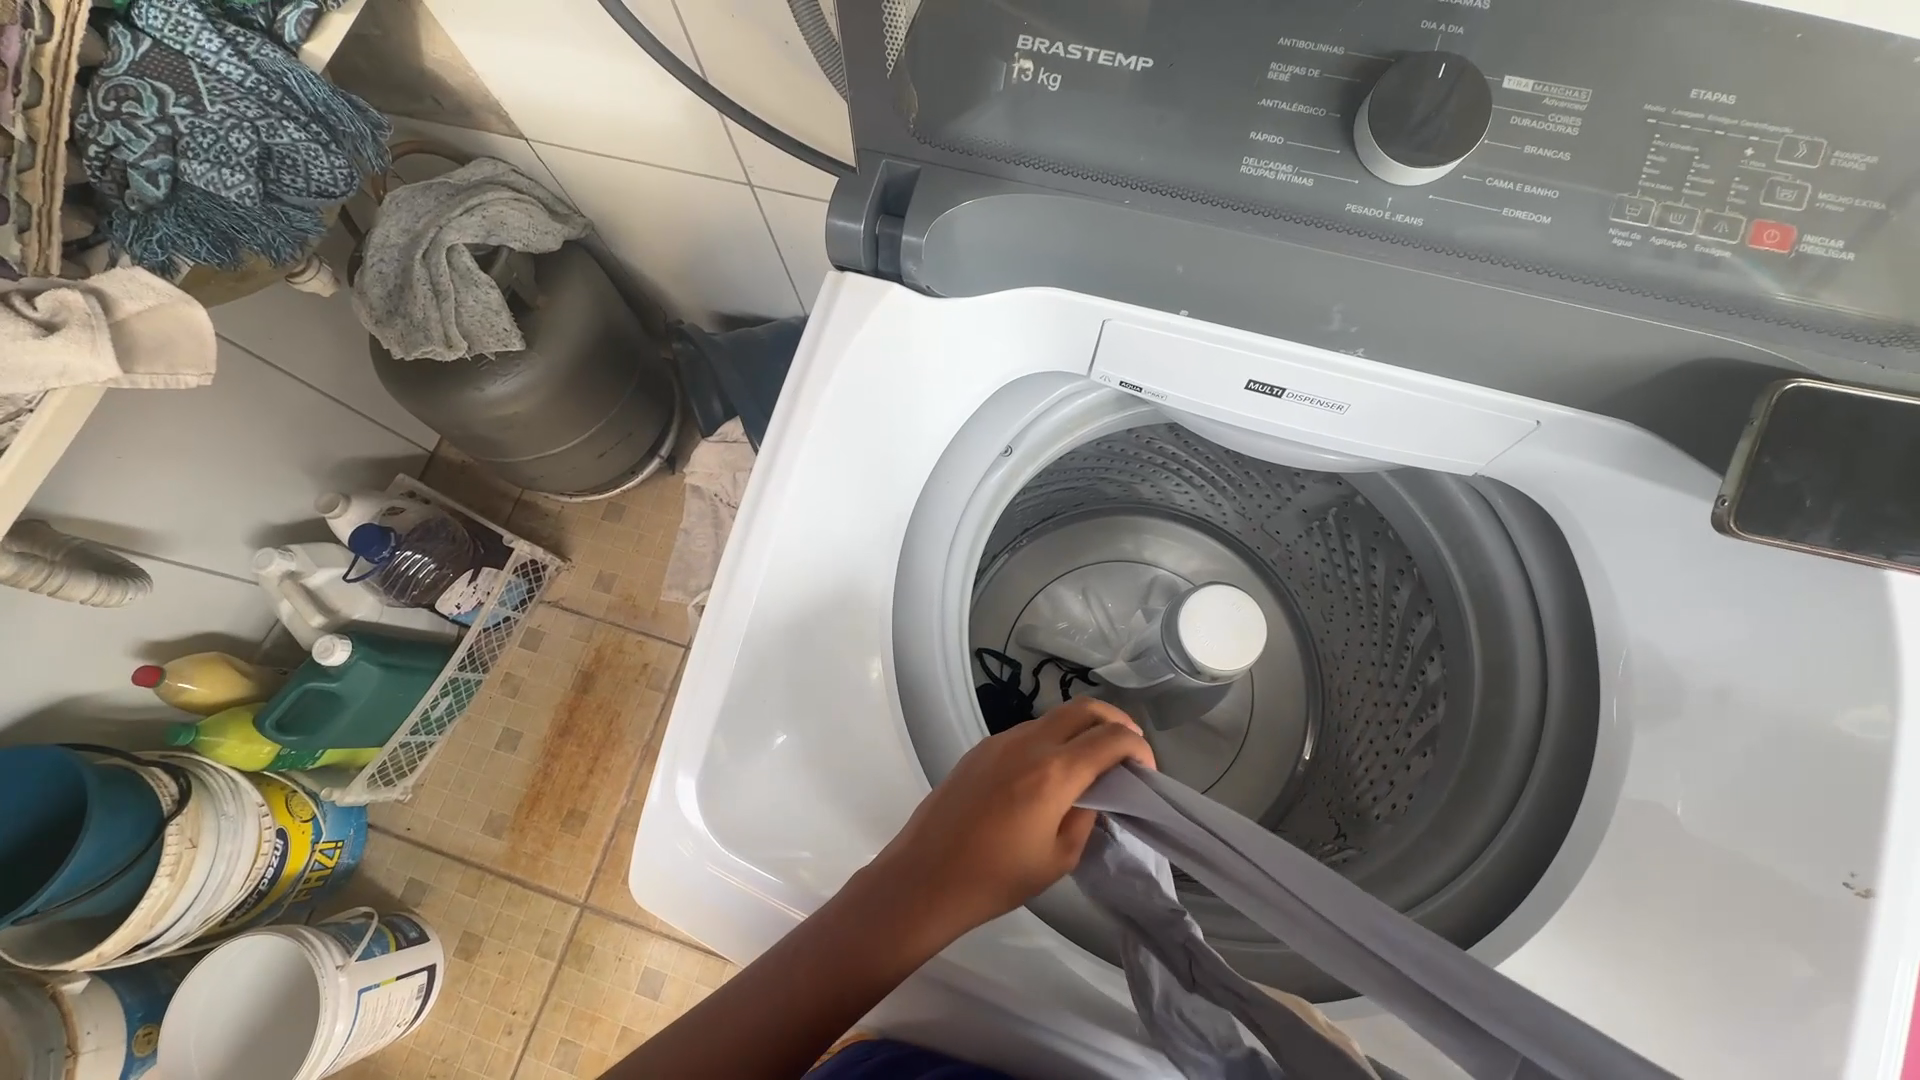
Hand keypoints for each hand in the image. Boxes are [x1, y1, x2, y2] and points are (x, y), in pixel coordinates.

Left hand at [858, 699, 1155, 949]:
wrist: (925, 876)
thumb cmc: (995, 878)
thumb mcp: (1058, 858)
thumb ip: (1086, 817)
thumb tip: (1096, 793)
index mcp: (1053, 772)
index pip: (1111, 738)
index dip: (1138, 747)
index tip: (1146, 769)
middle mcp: (1028, 743)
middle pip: (1084, 709)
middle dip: (1115, 722)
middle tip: (1128, 750)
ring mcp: (1000, 741)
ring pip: (1054, 717)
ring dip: (1081, 729)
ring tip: (1092, 763)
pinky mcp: (980, 749)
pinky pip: (1027, 732)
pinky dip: (1052, 739)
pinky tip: (1051, 772)